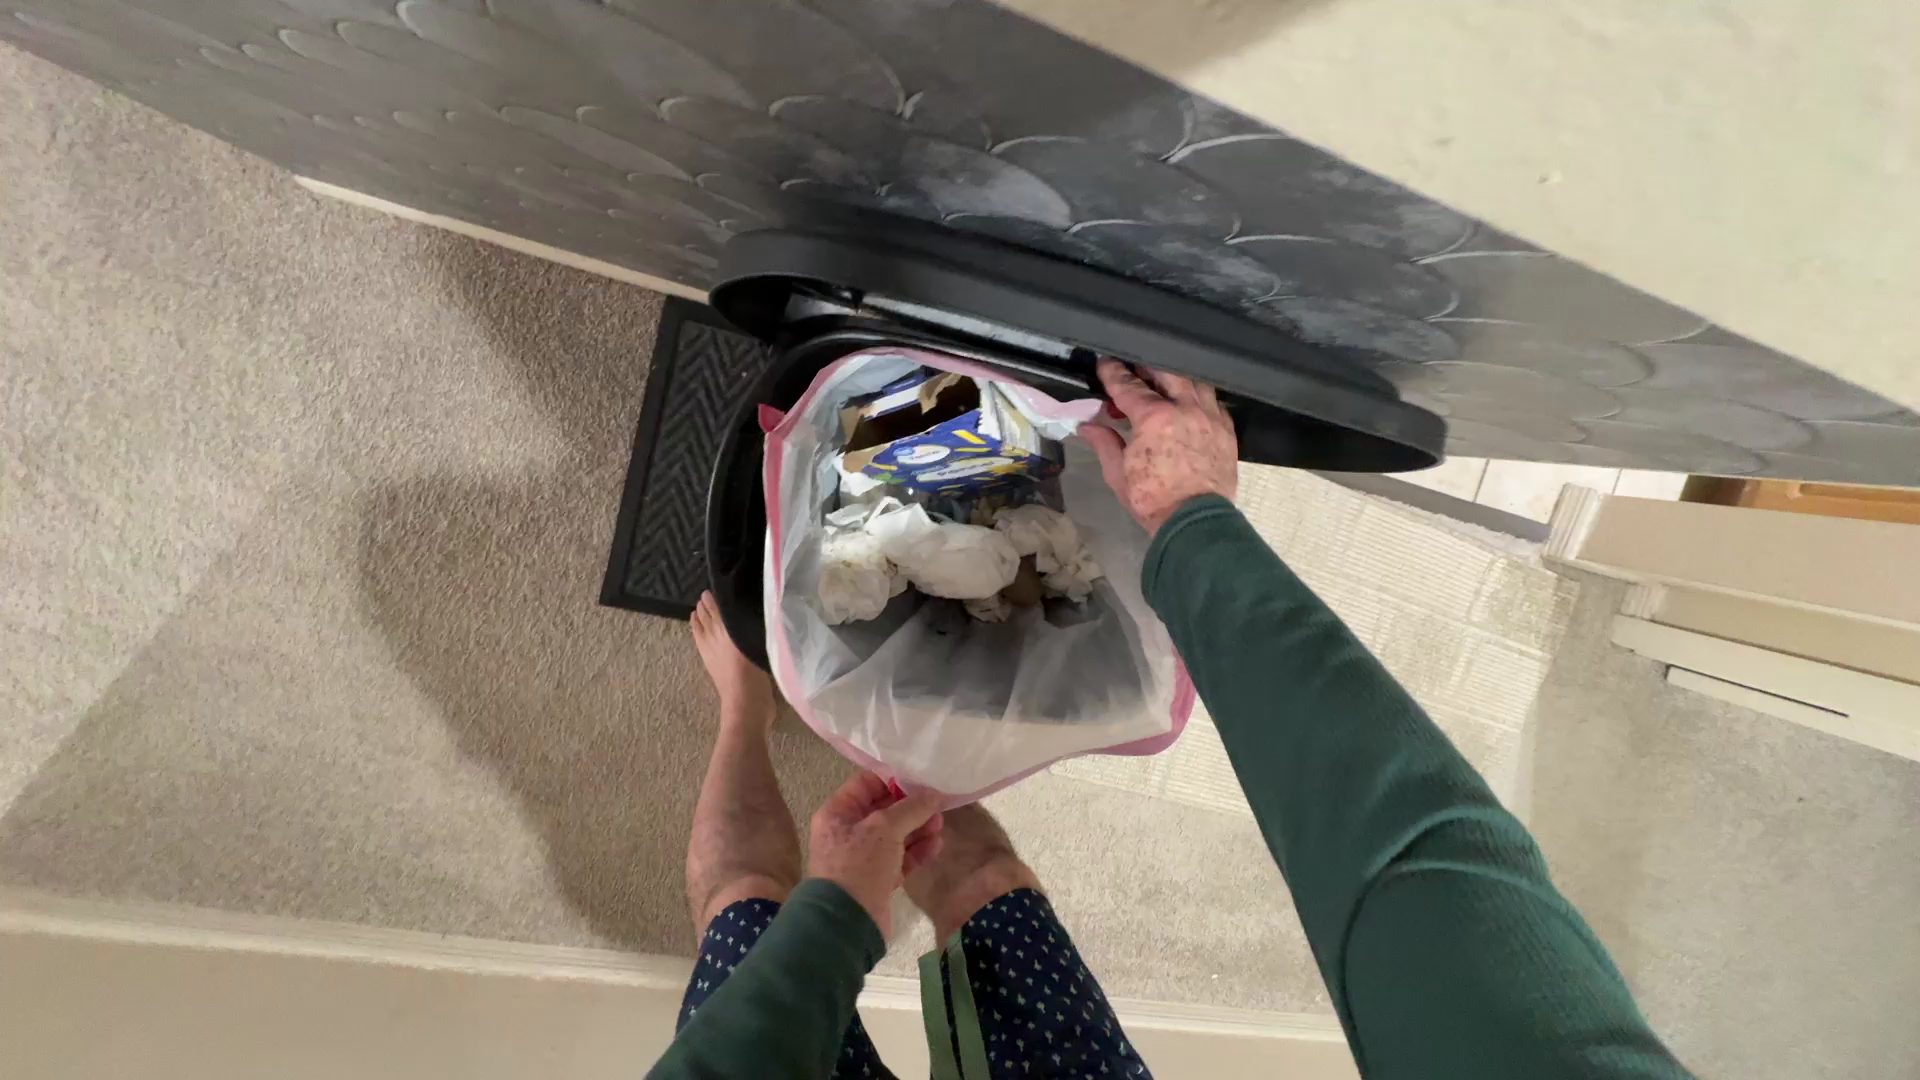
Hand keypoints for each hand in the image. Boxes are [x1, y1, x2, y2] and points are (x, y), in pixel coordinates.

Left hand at [808, 773, 944, 936]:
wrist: (847, 924)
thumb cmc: (859, 865)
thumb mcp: (884, 828)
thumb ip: (912, 807)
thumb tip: (935, 793)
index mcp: (838, 813)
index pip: (866, 784)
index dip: (893, 778)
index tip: (921, 776)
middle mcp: (848, 832)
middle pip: (883, 810)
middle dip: (911, 805)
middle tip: (937, 801)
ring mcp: (863, 857)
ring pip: (895, 835)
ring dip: (918, 827)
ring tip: (941, 822)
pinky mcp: (877, 880)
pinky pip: (900, 858)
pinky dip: (918, 851)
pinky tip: (937, 844)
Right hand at [1080, 358, 1238, 536]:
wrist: (1194, 522)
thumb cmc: (1152, 500)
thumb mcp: (1118, 473)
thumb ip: (1105, 443)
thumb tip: (1087, 427)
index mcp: (1154, 418)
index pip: (1129, 387)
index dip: (1114, 374)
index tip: (1105, 364)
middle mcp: (1185, 409)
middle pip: (1166, 374)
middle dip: (1147, 368)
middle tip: (1134, 369)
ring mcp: (1210, 418)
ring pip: (1194, 383)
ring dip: (1176, 379)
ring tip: (1162, 384)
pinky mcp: (1227, 432)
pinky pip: (1214, 403)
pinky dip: (1199, 398)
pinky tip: (1189, 405)